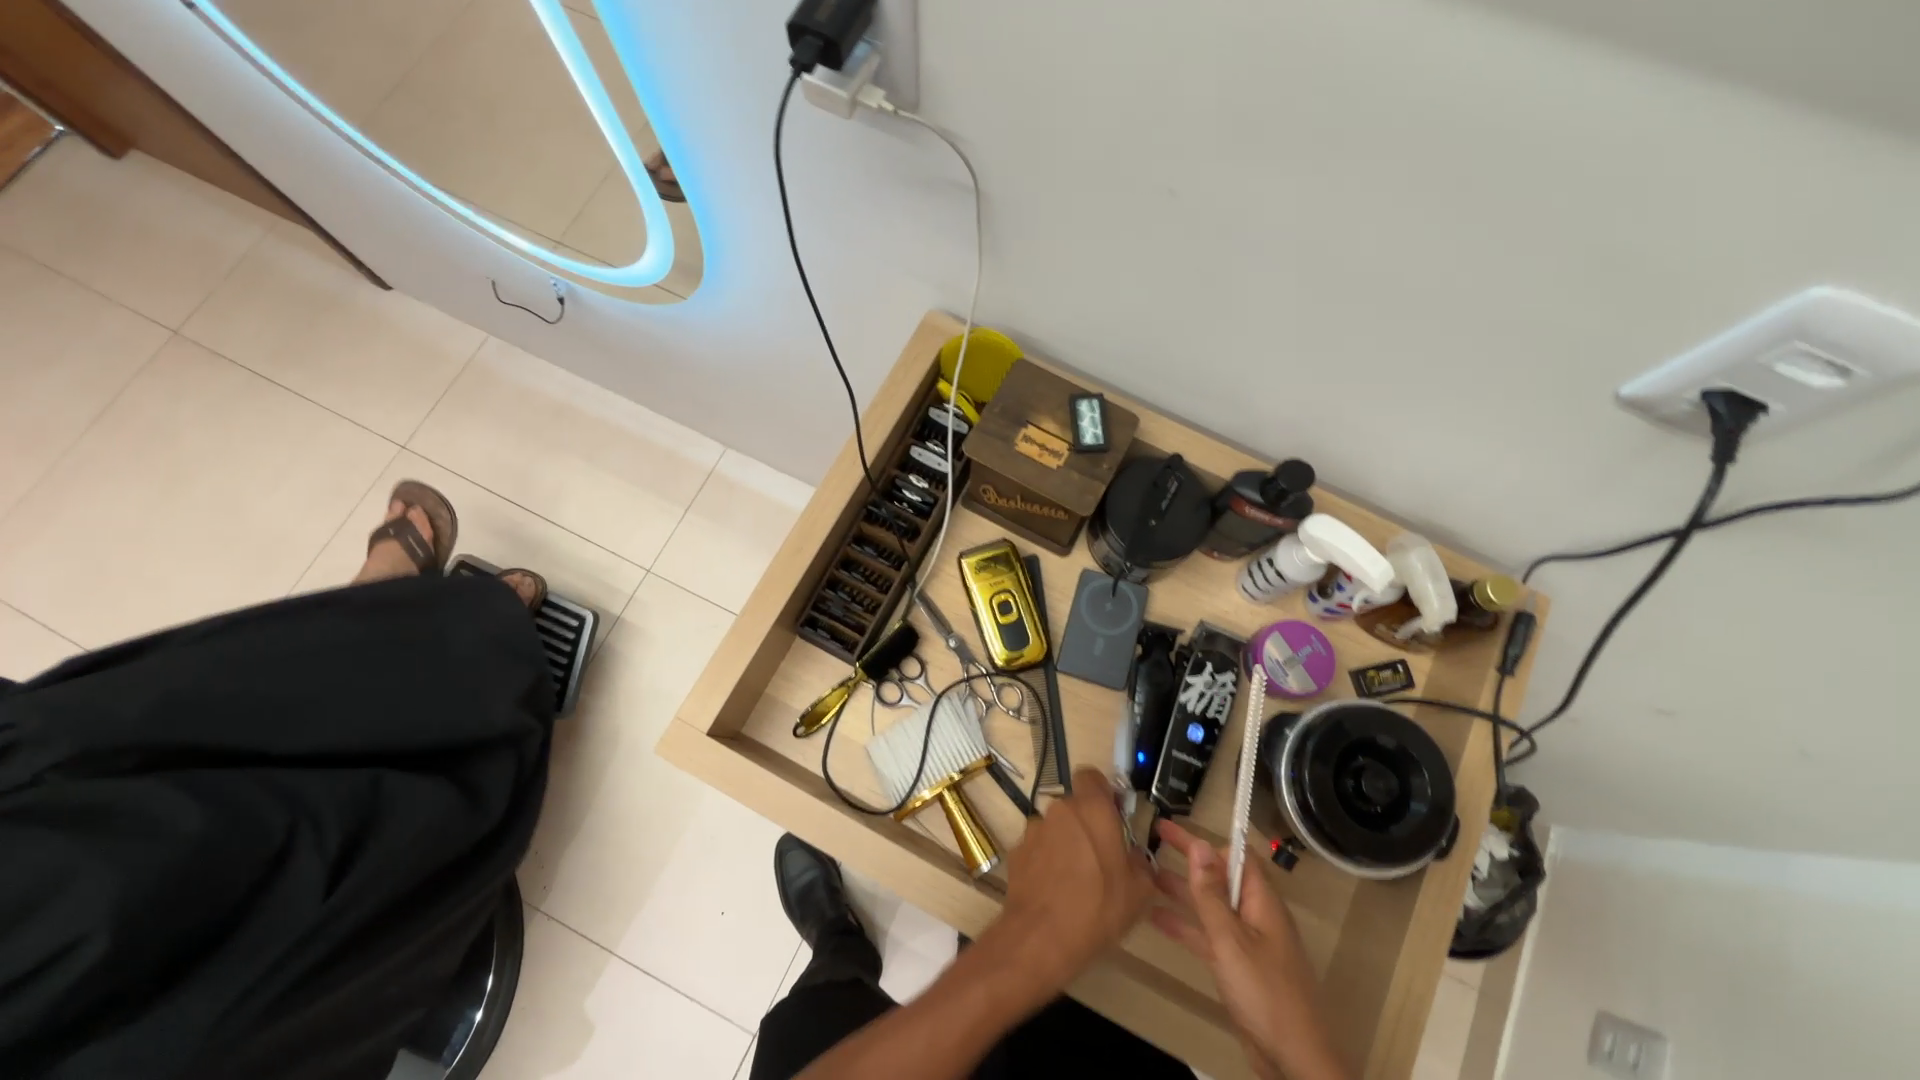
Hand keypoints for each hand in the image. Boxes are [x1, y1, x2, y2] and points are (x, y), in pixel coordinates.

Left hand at [986, 767, 1155, 997]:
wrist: (1042, 938)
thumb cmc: (1098, 907)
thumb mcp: (1139, 890)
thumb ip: (1140, 861)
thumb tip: (1133, 855)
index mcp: (1092, 809)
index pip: (1091, 776)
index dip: (1102, 792)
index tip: (1112, 815)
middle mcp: (1059, 811)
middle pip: (1074, 807)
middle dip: (1086, 825)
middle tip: (1101, 858)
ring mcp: (1033, 831)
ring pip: (1055, 829)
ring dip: (1065, 845)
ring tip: (1076, 881)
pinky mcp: (1017, 853)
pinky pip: (1038, 850)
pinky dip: (1046, 863)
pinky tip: (1055, 892)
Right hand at [1150, 819, 1350, 1079]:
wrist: (1293, 1056)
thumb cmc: (1264, 992)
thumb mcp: (1231, 940)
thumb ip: (1212, 894)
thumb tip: (1201, 845)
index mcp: (1263, 902)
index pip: (1236, 855)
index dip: (1205, 839)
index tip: (1173, 828)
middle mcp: (1256, 915)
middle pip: (1221, 876)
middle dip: (1190, 858)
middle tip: (1155, 836)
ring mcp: (1247, 942)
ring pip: (1211, 905)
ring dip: (1183, 889)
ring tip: (1147, 875)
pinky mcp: (1238, 967)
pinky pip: (1208, 936)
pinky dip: (1185, 925)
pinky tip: (1156, 919)